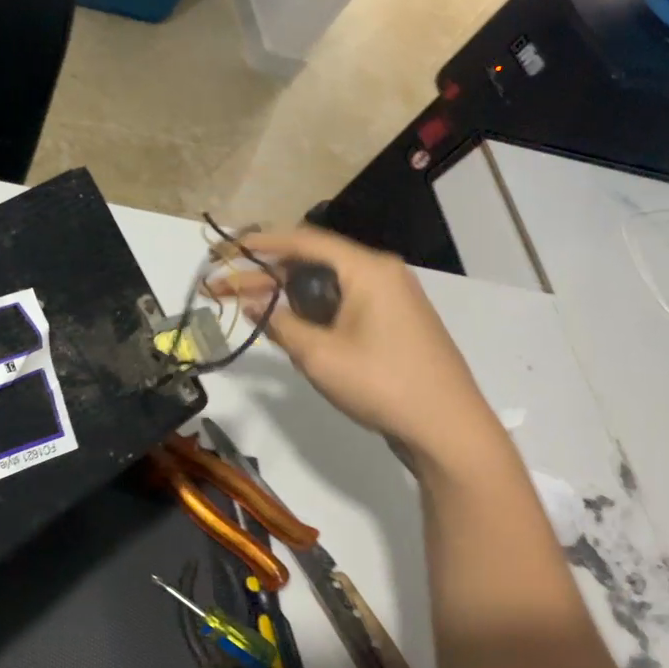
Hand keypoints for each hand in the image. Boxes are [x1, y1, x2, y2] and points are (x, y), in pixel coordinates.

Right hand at [212, 228, 498, 461]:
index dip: (261, 244)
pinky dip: (307, 308)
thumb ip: (279, 323)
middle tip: (222, 288)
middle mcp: (381, 274)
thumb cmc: (380, 382)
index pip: (305, 242)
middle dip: (265, 274)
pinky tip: (283, 323)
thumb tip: (250, 303)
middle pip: (313, 262)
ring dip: (284, 293)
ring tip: (243, 305)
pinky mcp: (390, 322)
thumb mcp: (318, 354)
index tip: (226, 250)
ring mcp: (389, 299)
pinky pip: (340, 302)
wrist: (445, 426)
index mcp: (367, 270)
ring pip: (325, 285)